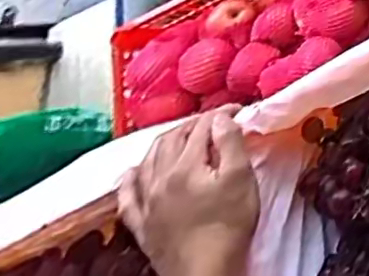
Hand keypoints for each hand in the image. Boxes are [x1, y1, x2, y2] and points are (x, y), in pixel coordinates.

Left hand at [118, 109, 259, 275]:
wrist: (204, 270)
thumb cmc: (230, 220)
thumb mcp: (241, 176)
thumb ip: (230, 142)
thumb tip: (221, 118)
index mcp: (185, 167)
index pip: (202, 127)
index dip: (221, 113)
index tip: (240, 110)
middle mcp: (159, 181)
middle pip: (171, 140)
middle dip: (194, 123)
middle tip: (217, 120)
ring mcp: (145, 204)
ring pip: (148, 161)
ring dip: (167, 142)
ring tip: (185, 136)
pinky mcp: (140, 224)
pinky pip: (127, 195)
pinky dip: (131, 178)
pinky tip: (134, 171)